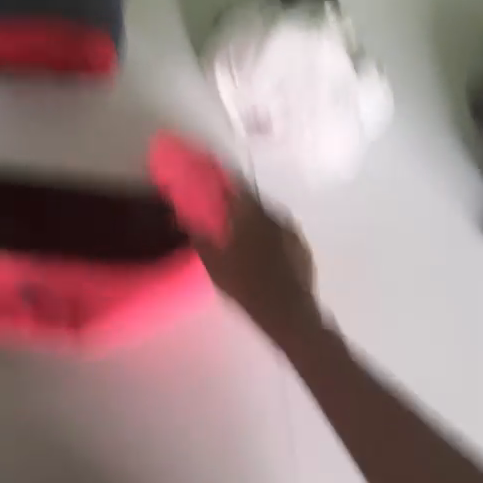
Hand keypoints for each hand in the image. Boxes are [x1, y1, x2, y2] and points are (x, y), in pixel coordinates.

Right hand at [196, 188, 324, 347]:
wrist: (289, 314)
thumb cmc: (245, 285)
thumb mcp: (212, 262)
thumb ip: (197, 234)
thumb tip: (180, 215)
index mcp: (250, 214)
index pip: (233, 183)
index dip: (220, 173)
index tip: (208, 167)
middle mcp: (274, 215)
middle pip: (251, 199)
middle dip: (236, 200)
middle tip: (221, 207)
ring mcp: (292, 231)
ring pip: (267, 216)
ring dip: (252, 218)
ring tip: (240, 230)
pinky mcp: (302, 247)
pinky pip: (279, 231)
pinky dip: (267, 233)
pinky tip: (259, 248)